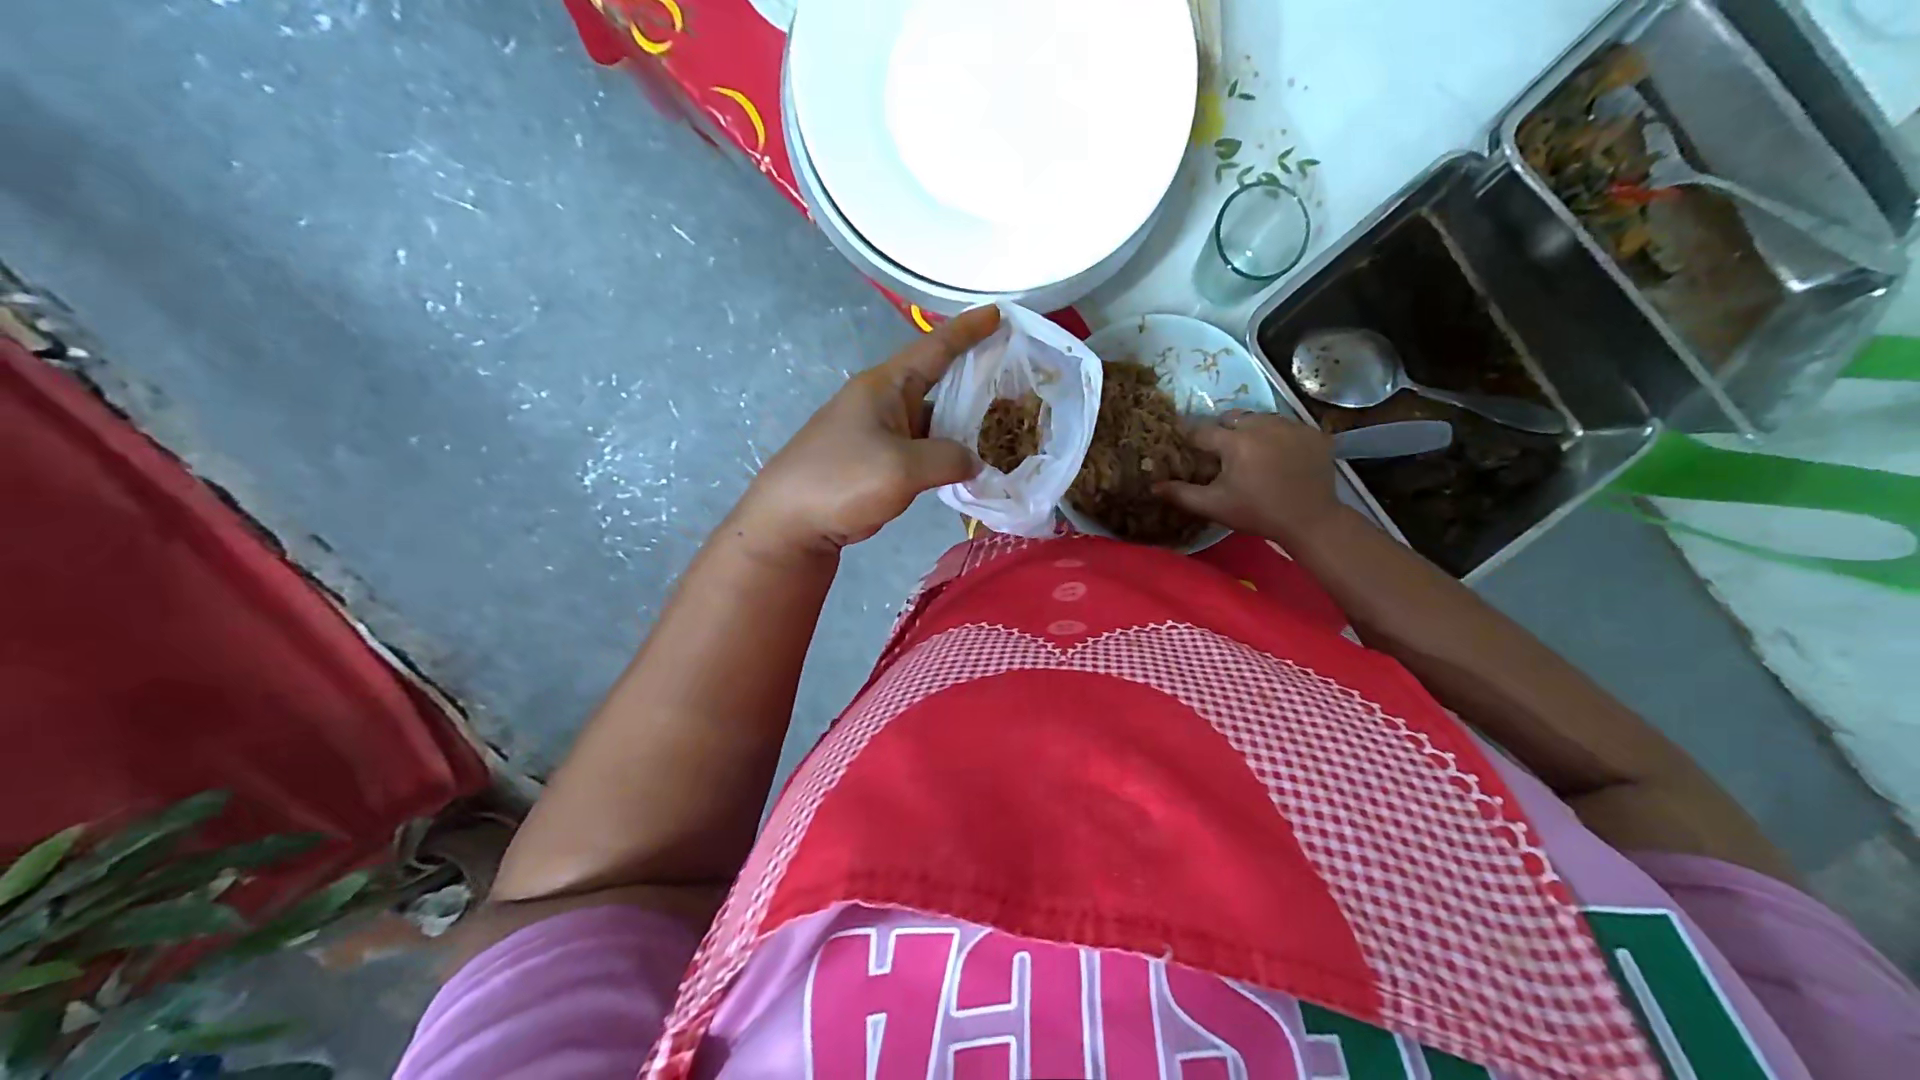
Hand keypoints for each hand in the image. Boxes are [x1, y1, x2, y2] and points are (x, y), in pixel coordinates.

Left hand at [733, 306, 999, 557]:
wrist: (788, 524)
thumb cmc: (841, 481)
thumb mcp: (903, 468)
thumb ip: (949, 458)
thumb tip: (973, 461)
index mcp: (885, 386)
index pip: (934, 347)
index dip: (968, 330)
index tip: (1000, 314)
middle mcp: (883, 403)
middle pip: (937, 382)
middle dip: (976, 378)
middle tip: (1019, 379)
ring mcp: (879, 434)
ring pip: (932, 420)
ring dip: (964, 423)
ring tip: (1006, 425)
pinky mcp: (877, 463)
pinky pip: (922, 449)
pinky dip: (947, 453)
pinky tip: (971, 464)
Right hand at [1155, 410, 1343, 544]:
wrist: (1311, 520)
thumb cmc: (1257, 513)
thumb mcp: (1214, 506)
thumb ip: (1181, 494)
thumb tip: (1153, 486)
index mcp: (1235, 441)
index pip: (1202, 430)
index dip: (1190, 437)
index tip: (1185, 444)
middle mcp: (1262, 424)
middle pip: (1232, 417)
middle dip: (1223, 431)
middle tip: (1222, 454)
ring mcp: (1291, 426)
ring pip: (1260, 418)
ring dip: (1251, 431)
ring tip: (1252, 454)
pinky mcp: (1313, 432)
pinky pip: (1287, 426)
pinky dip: (1278, 437)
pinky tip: (1279, 457)